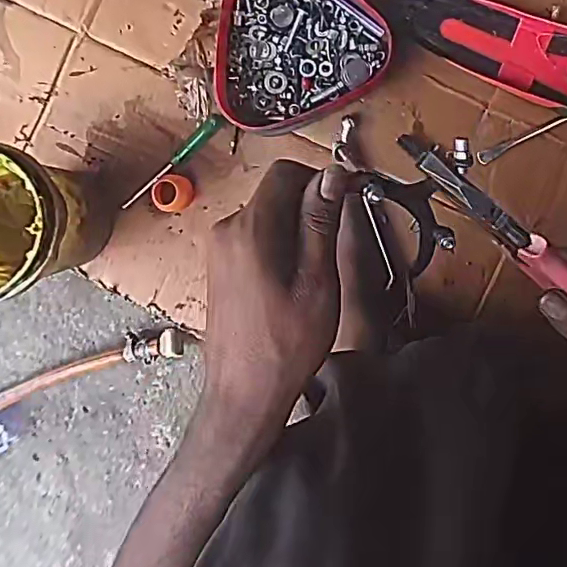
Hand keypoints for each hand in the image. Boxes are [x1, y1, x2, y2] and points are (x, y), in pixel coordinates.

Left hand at [201, 160, 350, 422]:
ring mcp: (220, 248)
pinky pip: (256, 233)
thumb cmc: (284, 347)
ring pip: (268, 211)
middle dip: (311, 204)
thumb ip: (322, 222)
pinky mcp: (222, 264)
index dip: (321, 178)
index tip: (346, 195)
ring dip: (297, 225)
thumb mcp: (317, 280)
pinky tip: (295, 276)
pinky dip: (280, 241)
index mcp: (250, 229)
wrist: (244, 395)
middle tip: (336, 237)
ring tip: (316, 267)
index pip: (286, 172)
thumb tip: (333, 176)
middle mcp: (227, 231)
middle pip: (276, 190)